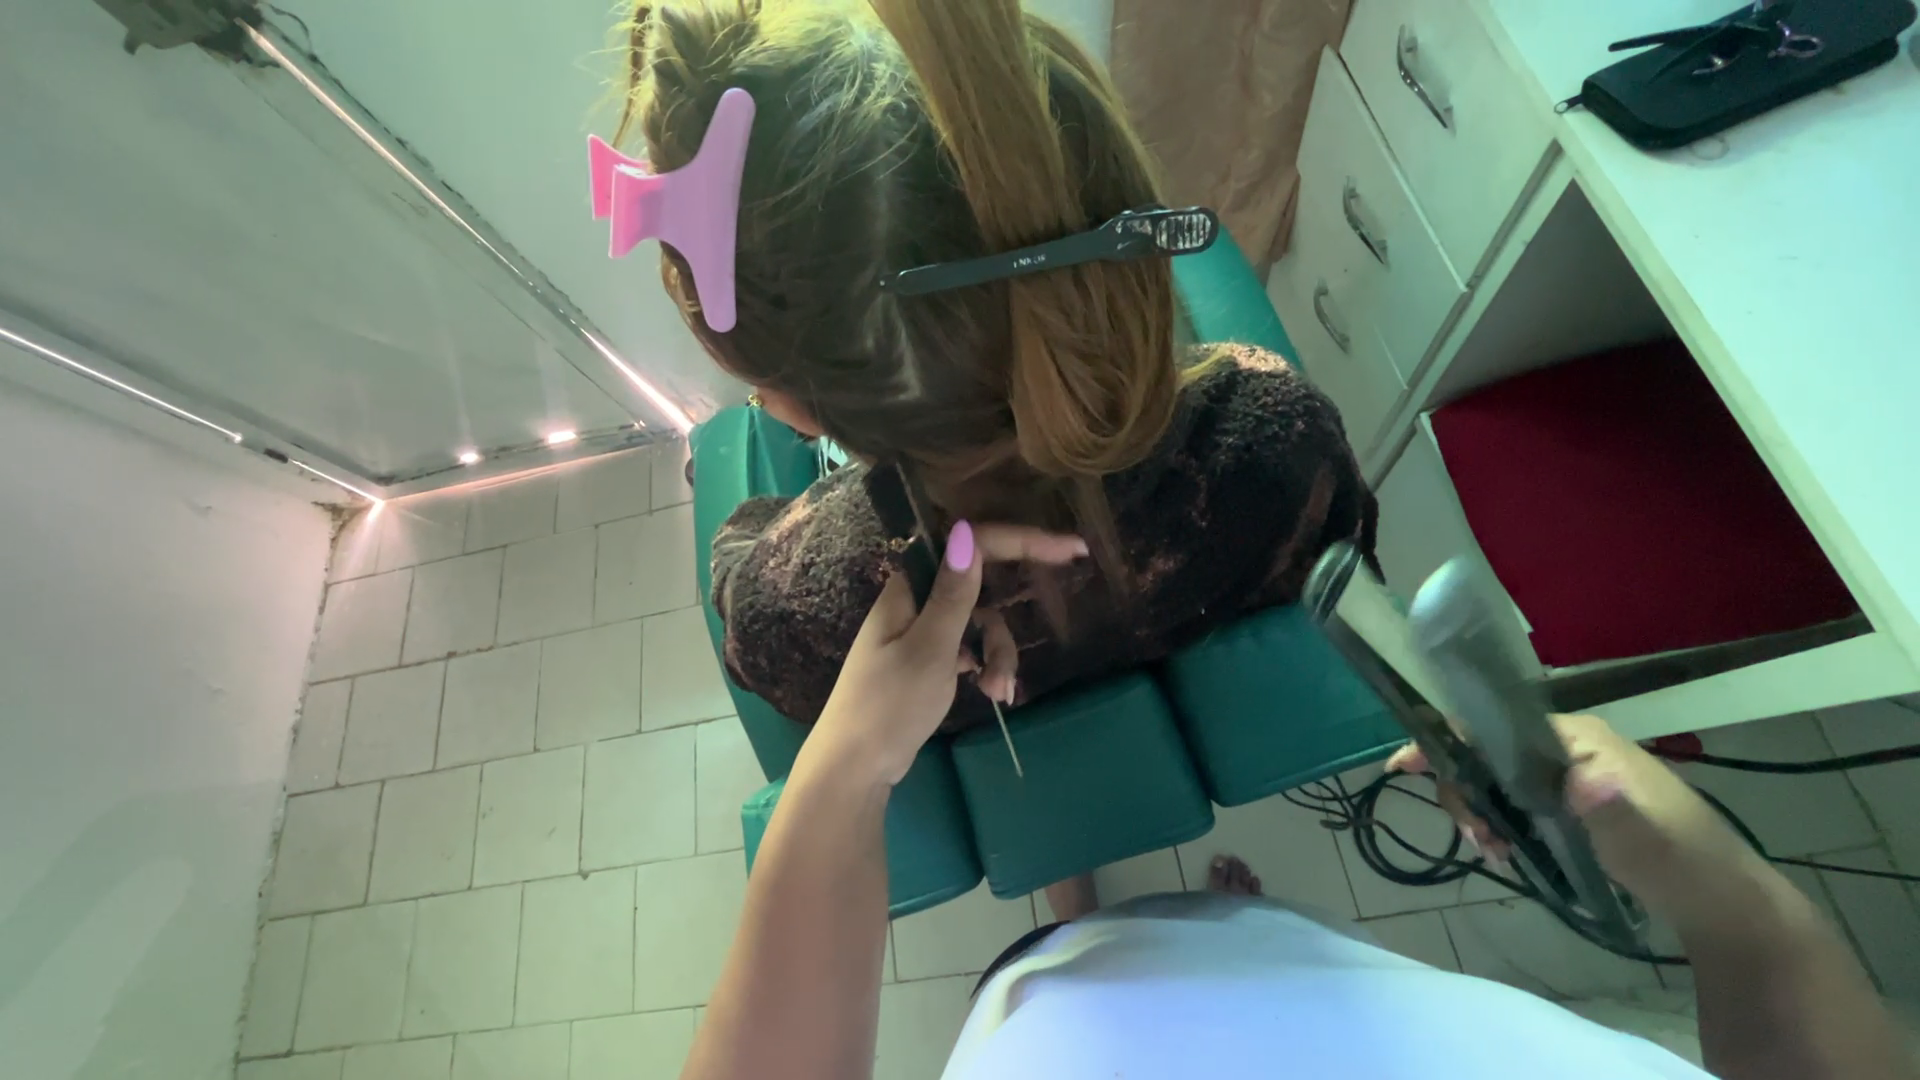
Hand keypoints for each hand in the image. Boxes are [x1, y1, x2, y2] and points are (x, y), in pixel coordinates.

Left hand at [797, 521, 1084, 788]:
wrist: (854, 765)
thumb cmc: (889, 703)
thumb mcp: (931, 648)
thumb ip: (954, 593)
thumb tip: (966, 531)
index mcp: (912, 588)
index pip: (973, 546)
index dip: (1022, 541)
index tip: (1070, 549)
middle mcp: (916, 601)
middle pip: (981, 586)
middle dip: (1012, 609)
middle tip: (1058, 598)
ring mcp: (921, 631)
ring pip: (979, 623)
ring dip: (998, 652)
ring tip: (998, 691)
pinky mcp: (927, 659)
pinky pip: (969, 648)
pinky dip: (984, 665)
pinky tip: (990, 691)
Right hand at [1389, 714, 1778, 935]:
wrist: (1723, 905)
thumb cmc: (1682, 862)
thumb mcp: (1647, 840)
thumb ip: (1612, 808)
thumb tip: (1582, 777)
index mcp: (1576, 736)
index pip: (1491, 724)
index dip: (1445, 741)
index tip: (1405, 767)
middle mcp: (1563, 744)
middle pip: (1483, 752)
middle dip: (1464, 791)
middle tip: (1475, 837)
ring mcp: (1563, 770)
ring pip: (1491, 777)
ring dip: (1478, 810)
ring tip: (1493, 850)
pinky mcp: (1564, 798)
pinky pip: (1509, 797)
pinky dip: (1496, 820)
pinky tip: (1503, 849)